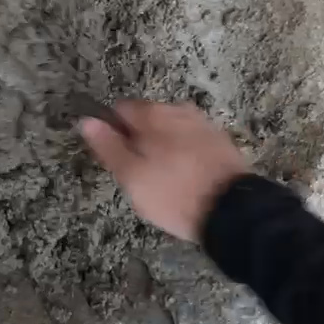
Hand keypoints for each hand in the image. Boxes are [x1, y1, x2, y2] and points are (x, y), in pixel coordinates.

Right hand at [79, 100, 249, 242]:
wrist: (238, 214)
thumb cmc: (175, 193)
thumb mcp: (131, 175)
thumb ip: (107, 145)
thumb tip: (86, 120)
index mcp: (151, 113)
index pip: (118, 110)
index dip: (113, 134)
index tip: (120, 161)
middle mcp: (177, 109)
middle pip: (146, 119)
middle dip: (140, 140)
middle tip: (143, 176)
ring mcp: (203, 124)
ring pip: (170, 131)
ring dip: (165, 147)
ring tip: (168, 181)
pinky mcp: (222, 143)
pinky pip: (192, 143)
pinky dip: (187, 155)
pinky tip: (190, 180)